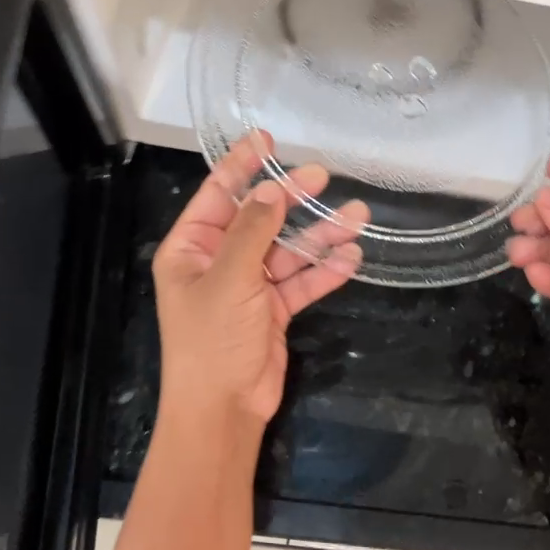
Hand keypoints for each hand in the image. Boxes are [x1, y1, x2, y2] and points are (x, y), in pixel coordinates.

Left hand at [153, 132, 367, 424]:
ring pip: (289, 249)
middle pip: (261, 217)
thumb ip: (253, 231)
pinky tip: (351, 258)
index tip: (267, 138)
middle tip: (323, 175)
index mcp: (192, 249)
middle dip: (292, 198)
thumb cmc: (211, 340)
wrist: (223, 411)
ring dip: (320, 234)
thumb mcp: (229, 279)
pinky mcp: (274, 309)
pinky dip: (325, 270)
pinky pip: (302, 280)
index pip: (218, 194)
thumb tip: (271, 188)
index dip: (241, 164)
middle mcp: (219, 261)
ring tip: (357, 218)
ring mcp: (249, 285)